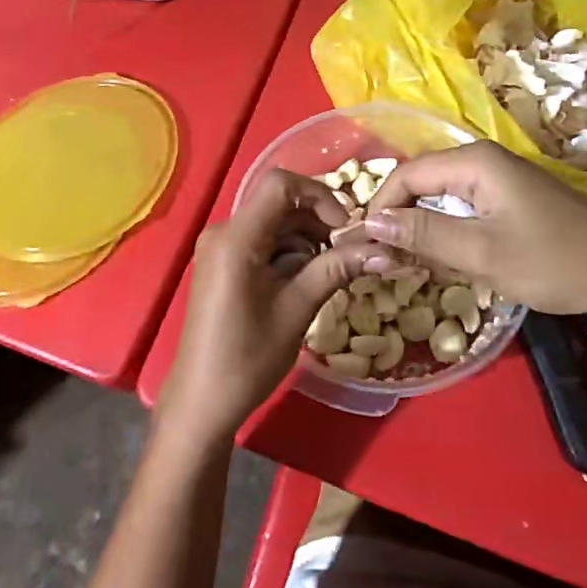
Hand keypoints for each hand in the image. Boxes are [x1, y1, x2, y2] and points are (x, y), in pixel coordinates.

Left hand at [158, 169, 385, 440]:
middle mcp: (223, 233)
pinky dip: (290, 252)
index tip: (346, 229)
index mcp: (235, 239)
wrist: (202, 402)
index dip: (320, 196)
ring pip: (275, 222)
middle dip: (319, 222)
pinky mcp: (223, 263)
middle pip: (280, 203)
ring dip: (307, 239)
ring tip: (329, 273)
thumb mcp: (297, 311)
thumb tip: (384, 249)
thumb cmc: (247, 359)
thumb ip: (336, 270)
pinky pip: (263, 241)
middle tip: (348, 254)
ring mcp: (220, 248)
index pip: (280, 185)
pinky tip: (304, 281)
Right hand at [361, 140, 586, 316]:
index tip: (362, 245)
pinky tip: (437, 256)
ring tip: (401, 261)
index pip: (406, 174)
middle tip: (379, 258)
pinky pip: (463, 207)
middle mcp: (484, 160)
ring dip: (419, 227)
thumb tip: (371, 221)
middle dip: (397, 217)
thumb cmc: (552, 262)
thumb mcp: (481, 252)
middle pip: (422, 181)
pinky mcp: (510, 199)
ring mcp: (500, 179)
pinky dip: (445, 230)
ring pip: (441, 197)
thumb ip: (423, 233)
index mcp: (475, 162)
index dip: (379, 207)